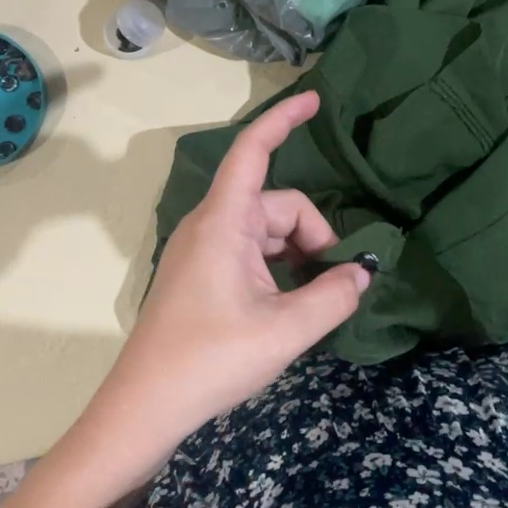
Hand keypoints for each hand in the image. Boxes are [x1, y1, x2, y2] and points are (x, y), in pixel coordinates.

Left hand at [84, 91, 372, 452]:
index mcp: (223, 222)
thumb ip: (333, 296)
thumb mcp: (285, 331)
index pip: (253, 150)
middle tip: (334, 281)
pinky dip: (278, 267)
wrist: (144, 407)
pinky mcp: (201, 274)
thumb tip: (363, 273)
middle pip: (276, 204)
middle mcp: (211, 225)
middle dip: (313, 233)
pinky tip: (289, 305)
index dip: (285, 120)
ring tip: (312, 301)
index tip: (317, 100)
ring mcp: (203, 250)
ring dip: (297, 254)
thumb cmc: (210, 360)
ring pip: (267, 231)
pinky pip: (251, 252)